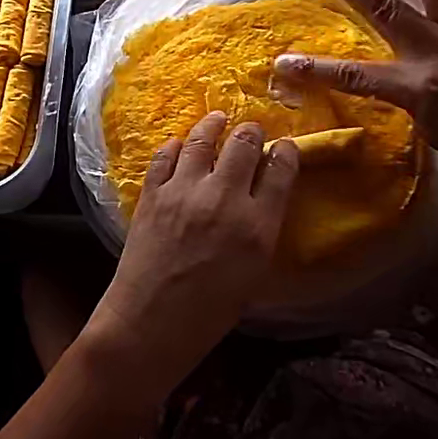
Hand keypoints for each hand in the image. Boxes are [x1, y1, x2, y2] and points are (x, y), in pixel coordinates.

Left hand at [84, 112, 299, 392]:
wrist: (151, 319)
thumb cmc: (210, 312)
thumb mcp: (254, 274)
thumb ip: (260, 232)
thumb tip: (260, 201)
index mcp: (257, 225)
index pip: (281, 170)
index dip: (286, 152)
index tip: (285, 146)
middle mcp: (223, 199)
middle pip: (243, 145)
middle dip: (251, 132)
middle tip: (250, 130)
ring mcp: (183, 192)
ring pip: (201, 141)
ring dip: (212, 126)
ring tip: (217, 118)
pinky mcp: (151, 194)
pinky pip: (164, 157)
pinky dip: (174, 146)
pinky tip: (178, 143)